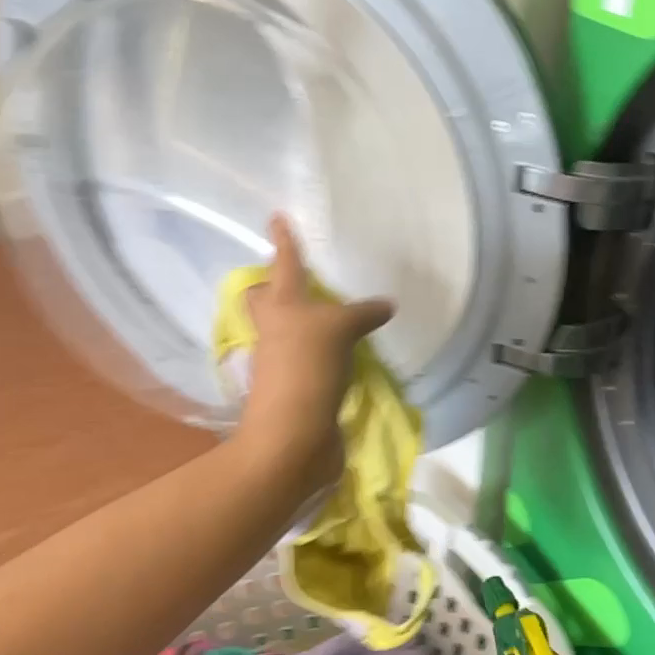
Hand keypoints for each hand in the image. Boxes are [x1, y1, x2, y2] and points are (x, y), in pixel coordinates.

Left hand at [235, 215, 393, 497]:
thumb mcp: (340, 331)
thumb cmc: (307, 370)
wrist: (293, 438)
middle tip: (300, 276)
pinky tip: (347, 354)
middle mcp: (275, 332)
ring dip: (304, 322)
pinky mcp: (297, 391)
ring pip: (288, 332)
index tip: (277, 216)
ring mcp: (283, 363)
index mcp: (280, 308)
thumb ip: (362, 314)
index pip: (284, 263)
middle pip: (268, 301)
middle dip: (276, 287)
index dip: (284, 240)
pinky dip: (325, 355)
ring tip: (334, 313)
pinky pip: (312, 362)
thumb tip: (386, 305)